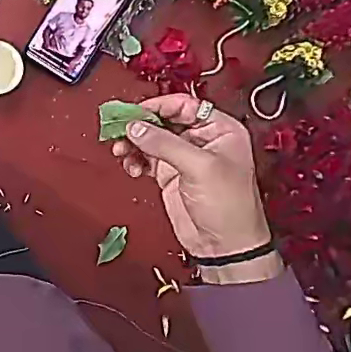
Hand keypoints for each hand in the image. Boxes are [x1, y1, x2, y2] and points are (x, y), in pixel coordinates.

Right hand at [110, 96, 279, 283]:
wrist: (225, 246)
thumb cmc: (229, 206)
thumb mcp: (200, 167)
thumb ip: (165, 143)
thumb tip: (136, 126)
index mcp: (220, 129)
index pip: (185, 105)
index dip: (159, 106)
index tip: (136, 111)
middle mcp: (201, 140)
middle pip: (164, 120)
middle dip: (141, 124)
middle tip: (120, 128)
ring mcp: (184, 157)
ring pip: (151, 138)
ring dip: (133, 142)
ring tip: (121, 149)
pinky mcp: (170, 174)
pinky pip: (146, 158)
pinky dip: (135, 159)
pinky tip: (131, 166)